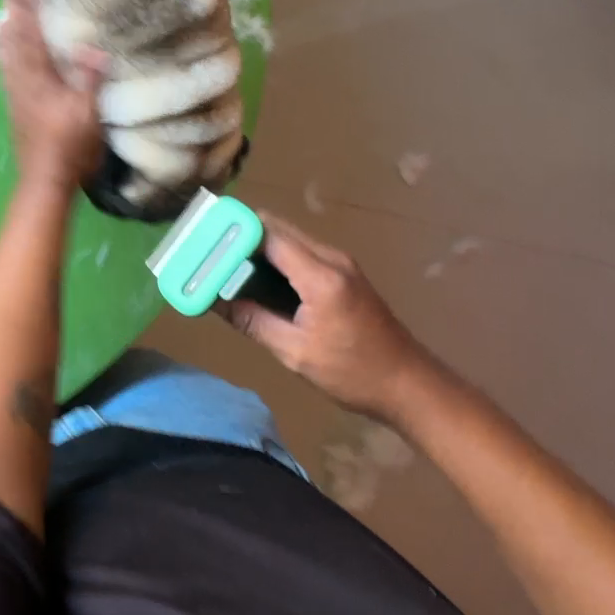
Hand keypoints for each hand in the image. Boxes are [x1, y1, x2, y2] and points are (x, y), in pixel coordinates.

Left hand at [0, 0, 105, 189]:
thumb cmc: (68, 147)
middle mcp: (20, 79)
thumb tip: (91, 47)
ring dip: (6, 25)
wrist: (44, 180)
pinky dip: (4, 47)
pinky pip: (6, 65)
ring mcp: (14, 92)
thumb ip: (87, 79)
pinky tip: (2, 45)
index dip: (24, 4)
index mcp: (37, 77)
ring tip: (3, 8)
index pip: (28, 32)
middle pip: (11, 36)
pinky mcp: (15, 103)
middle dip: (11, 7)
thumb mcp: (86, 114)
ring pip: (5, 50)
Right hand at [218, 215, 436, 422]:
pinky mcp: (343, 273)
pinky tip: (256, 277)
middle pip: (276, 228)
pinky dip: (274, 257)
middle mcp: (332, 259)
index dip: (233, 233)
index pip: (268, 234)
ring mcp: (340, 263)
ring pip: (287, 237)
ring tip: (224, 264)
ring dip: (256, 246)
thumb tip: (212, 301)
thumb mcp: (295, 353)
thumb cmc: (354, 374)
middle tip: (208, 252)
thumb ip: (253, 321)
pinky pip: (300, 251)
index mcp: (321, 276)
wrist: (411, 387)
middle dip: (239, 235)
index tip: (203, 239)